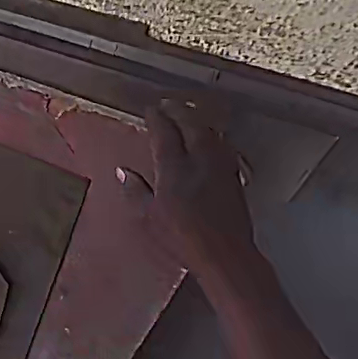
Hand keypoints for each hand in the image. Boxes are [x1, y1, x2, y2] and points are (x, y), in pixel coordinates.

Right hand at [120, 99, 255, 270]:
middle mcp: (199, 161)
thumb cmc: (182, 239)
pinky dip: (211, 136)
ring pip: (208, 133)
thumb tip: (123, 171)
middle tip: (168, 103)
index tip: (149, 110)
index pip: (164, 133)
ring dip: (196, 120)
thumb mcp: (149, 218)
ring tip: (187, 115)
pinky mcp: (234, 177)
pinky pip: (221, 146)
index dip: (156, 118)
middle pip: (190, 125)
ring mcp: (219, 167)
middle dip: (178, 111)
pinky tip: (210, 140)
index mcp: (174, 168)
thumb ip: (135, 192)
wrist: (225, 254)